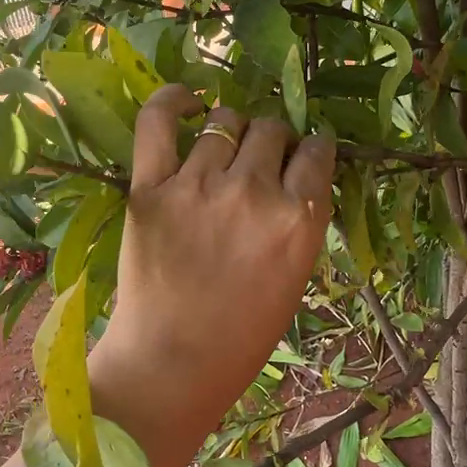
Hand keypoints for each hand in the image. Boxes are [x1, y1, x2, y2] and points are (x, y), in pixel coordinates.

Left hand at [95, 85, 335, 410]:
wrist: (172, 364)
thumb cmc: (242, 337)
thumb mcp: (295, 277)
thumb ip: (300, 222)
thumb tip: (294, 176)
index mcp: (298, 218)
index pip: (317, 152)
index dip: (312, 149)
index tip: (303, 155)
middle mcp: (253, 190)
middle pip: (272, 129)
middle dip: (273, 140)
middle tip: (261, 160)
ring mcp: (198, 185)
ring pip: (225, 122)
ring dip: (232, 130)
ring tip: (224, 147)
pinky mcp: (149, 187)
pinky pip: (159, 122)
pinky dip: (172, 101)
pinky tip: (187, 101)